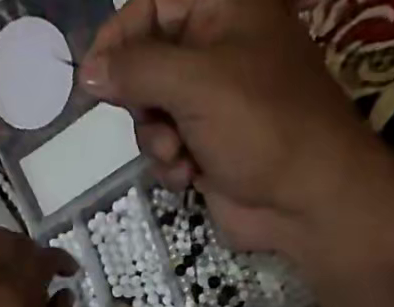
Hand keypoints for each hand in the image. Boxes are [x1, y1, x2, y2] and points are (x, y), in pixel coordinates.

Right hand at [80, 0, 370, 252]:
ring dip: (155, 139)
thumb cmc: (261, 125)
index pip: (152, 5)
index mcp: (223, 10)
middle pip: (145, 63)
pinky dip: (170, 164)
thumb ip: (137, 70)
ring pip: (150, 112)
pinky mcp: (206, 146)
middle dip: (141, 101)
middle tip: (154, 118)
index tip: (94, 74)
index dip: (119, 37)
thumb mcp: (195, 84)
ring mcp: (211, 103)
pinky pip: (165, 147)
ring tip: (178, 155)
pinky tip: (189, 176)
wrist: (305, 199)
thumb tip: (88, 70)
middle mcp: (215, 51)